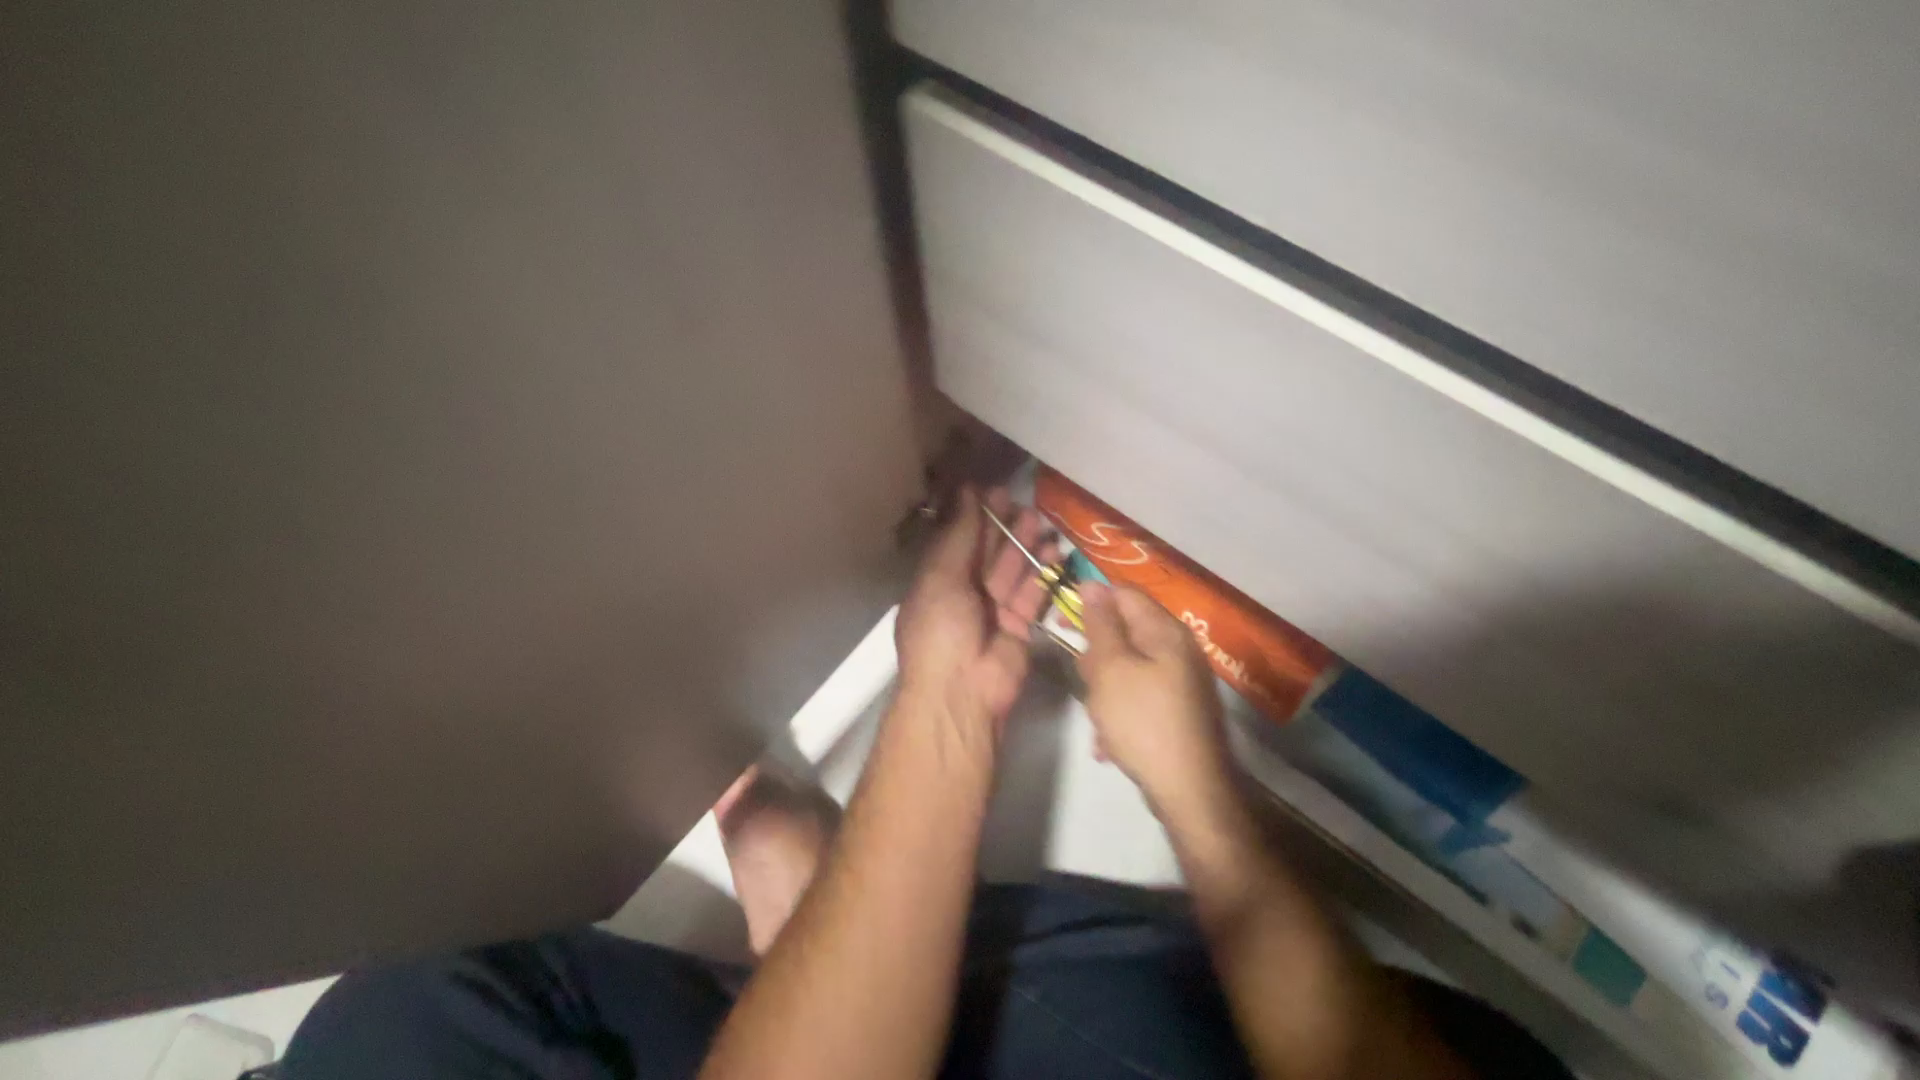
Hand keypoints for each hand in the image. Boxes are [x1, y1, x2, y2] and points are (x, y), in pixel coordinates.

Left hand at [893, 487, 1057, 751]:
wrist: (961, 692)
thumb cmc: (940, 630)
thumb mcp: (941, 576)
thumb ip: (960, 535)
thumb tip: (967, 492)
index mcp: (937, 582)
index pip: (958, 541)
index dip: (975, 516)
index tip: (994, 491)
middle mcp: (964, 594)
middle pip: (987, 554)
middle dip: (1004, 528)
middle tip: (1023, 502)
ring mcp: (992, 612)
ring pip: (1012, 571)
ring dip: (1025, 546)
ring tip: (1042, 520)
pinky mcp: (1019, 627)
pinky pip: (1032, 594)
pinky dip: (1043, 574)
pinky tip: (1055, 551)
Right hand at [1076, 584, 1233, 819]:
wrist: (1189, 789)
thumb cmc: (1142, 721)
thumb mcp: (1111, 668)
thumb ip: (1100, 625)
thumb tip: (1092, 584)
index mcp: (1165, 632)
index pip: (1124, 594)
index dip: (1092, 602)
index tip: (1064, 624)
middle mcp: (1179, 650)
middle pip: (1126, 633)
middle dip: (1097, 657)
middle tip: (1085, 680)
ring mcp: (1182, 683)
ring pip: (1128, 670)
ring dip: (1105, 691)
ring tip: (1099, 720)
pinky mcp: (1179, 712)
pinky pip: (1139, 699)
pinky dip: (1120, 715)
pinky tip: (1109, 744)